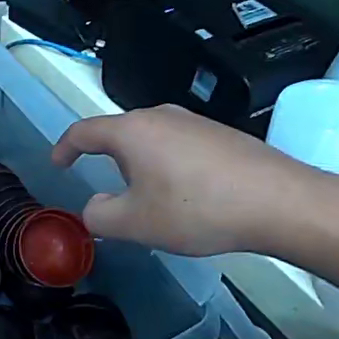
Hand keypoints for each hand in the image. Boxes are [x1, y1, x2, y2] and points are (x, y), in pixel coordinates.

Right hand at [52, 104, 321, 256]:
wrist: (280, 203)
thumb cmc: (196, 209)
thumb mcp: (134, 223)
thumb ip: (98, 217)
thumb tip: (94, 208)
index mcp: (132, 130)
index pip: (83, 131)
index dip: (64, 147)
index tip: (58, 164)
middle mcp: (161, 116)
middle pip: (119, 133)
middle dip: (106, 160)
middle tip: (109, 192)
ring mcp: (195, 121)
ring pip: (151, 139)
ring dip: (139, 165)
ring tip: (149, 198)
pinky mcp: (222, 134)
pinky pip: (178, 145)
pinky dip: (167, 166)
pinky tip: (186, 195)